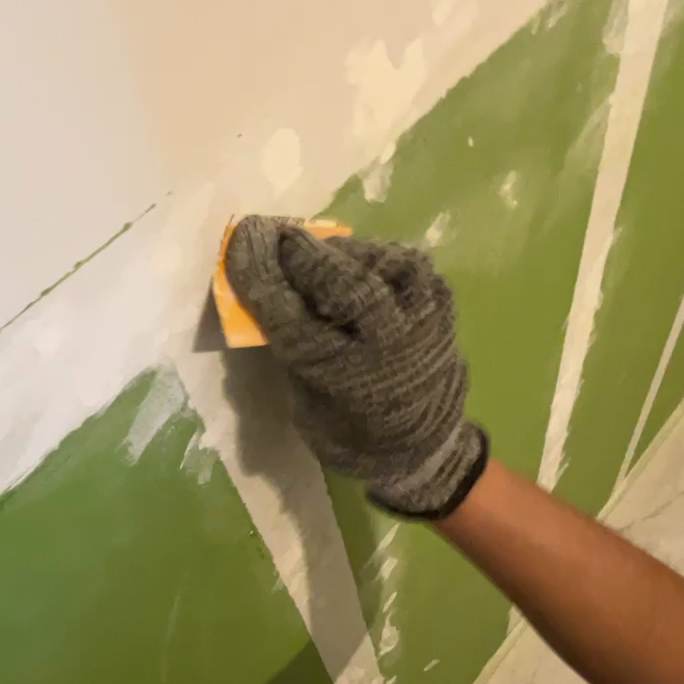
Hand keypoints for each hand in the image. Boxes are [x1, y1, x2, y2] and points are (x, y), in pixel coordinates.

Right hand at [224, 215, 487, 517]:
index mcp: (345, 379)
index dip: (263, 277)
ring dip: (343, 252)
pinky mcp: (442, 305)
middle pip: (344, 285)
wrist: (422, 445)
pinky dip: (377, 257)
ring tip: (318, 251)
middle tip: (276, 238)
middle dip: (304, 255)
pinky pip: (407, 265)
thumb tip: (269, 292)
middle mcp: (390, 347)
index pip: (293, 317)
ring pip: (382, 265)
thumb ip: (290, 346)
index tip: (241, 243)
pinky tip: (356, 261)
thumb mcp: (305, 402)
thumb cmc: (349, 431)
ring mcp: (423, 321)